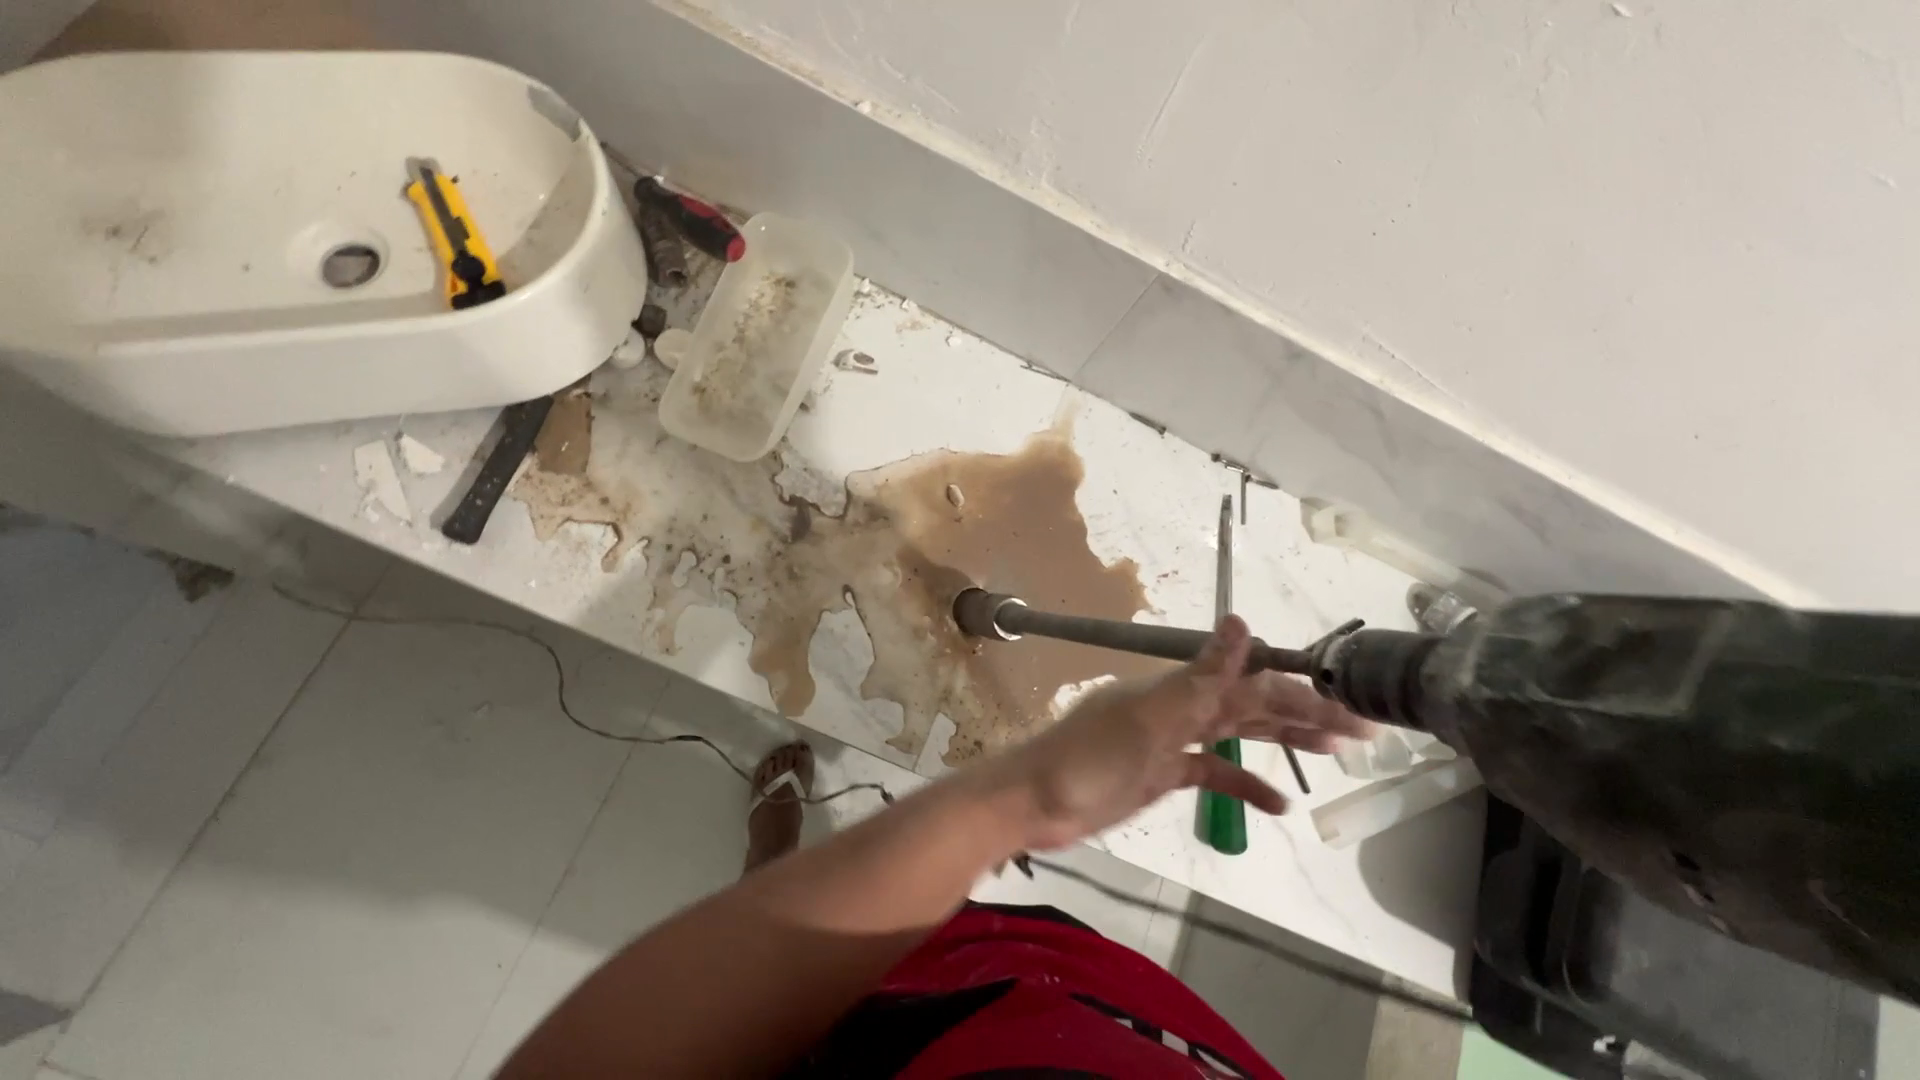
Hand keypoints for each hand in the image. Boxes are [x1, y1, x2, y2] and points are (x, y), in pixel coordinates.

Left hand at [975, 615, 1373, 851]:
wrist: (1030, 804)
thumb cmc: (1084, 760)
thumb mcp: (1146, 720)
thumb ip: (1198, 678)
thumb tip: (1239, 621)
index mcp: (1175, 689)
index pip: (1249, 685)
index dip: (1297, 692)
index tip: (1347, 702)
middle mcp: (1176, 708)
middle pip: (1249, 707)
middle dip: (1303, 716)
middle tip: (1362, 732)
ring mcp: (1169, 742)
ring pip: (1236, 736)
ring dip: (1281, 743)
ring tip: (1335, 754)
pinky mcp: (1160, 774)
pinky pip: (1211, 774)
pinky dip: (1243, 786)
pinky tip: (1278, 805)